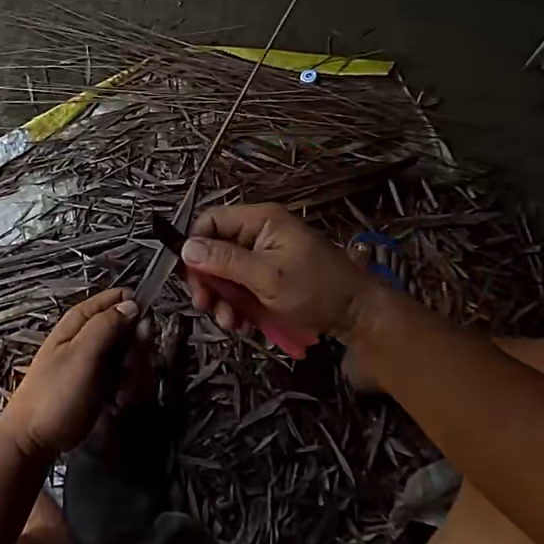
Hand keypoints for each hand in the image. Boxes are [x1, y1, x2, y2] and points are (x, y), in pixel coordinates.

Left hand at [0, 290, 138, 459]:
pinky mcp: (101, 383)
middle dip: (137, 350)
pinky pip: (126, 376)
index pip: (118, 299)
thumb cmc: (54, 395)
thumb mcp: (81, 356)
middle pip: (131, 329)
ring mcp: (96, 360)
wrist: (33, 440)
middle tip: (128, 368)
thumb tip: (132, 303)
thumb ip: (106, 326)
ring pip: (132, 354)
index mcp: (80, 321)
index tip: (140, 336)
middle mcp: (89, 336)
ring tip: (122, 393)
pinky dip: (128, 389)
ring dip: (135, 374)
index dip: (135, 314)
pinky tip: (119, 402)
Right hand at [181, 204, 380, 340]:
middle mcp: (259, 233)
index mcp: (260, 220)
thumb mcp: (266, 276)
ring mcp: (265, 257)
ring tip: (232, 322)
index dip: (196, 248)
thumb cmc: (316, 290)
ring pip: (225, 274)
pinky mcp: (269, 278)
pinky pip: (241, 288)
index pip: (211, 222)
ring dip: (222, 300)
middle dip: (209, 282)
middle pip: (214, 250)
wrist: (358, 314)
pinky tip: (243, 323)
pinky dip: (238, 306)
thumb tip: (186, 248)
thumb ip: (225, 261)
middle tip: (207, 307)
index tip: (194, 279)